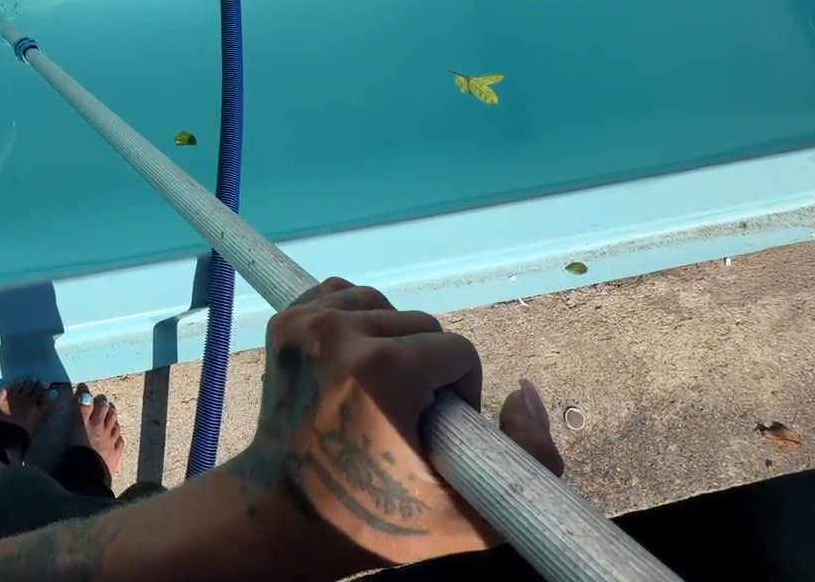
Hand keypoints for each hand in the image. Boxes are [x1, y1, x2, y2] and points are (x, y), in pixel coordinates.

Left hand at [230, 278, 561, 564]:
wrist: (289, 512)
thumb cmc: (381, 519)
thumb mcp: (476, 515)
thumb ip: (531, 457)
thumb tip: (525, 390)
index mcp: (383, 367)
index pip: (458, 350)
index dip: (462, 393)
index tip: (440, 427)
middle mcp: (338, 331)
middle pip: (420, 322)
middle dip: (428, 364)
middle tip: (410, 410)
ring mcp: (305, 322)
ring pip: (380, 303)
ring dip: (393, 336)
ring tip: (386, 382)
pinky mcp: (283, 321)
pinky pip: (337, 294)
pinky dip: (355, 316)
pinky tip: (357, 354)